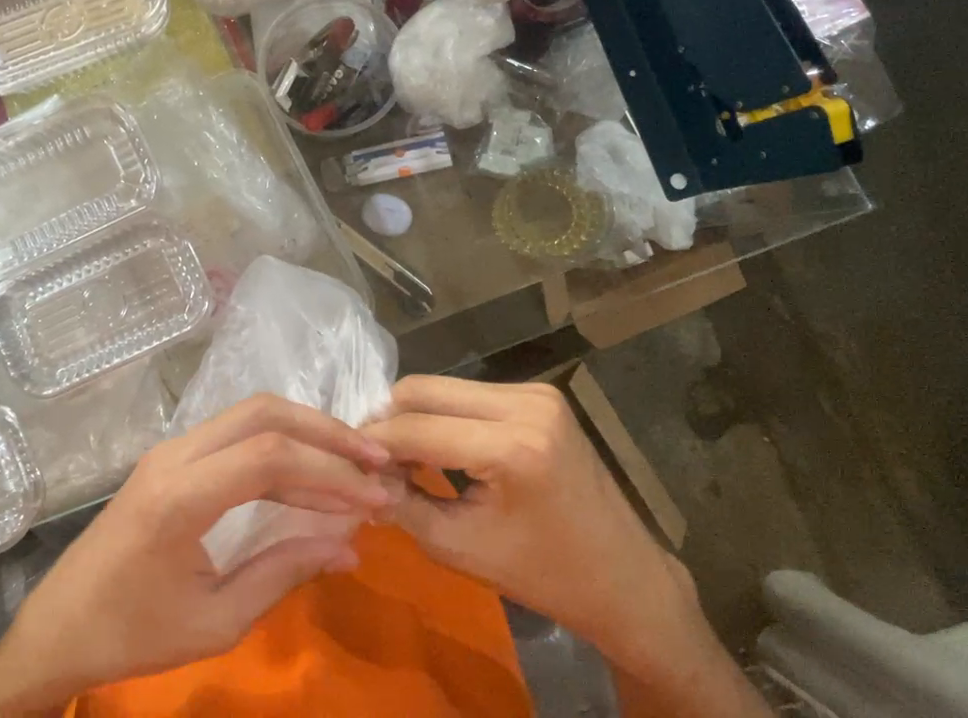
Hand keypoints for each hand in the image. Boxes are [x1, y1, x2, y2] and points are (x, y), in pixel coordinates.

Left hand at [0, 395, 392, 714]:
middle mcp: (173, 456)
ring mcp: (167, 453)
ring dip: (303, 436)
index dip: (331, 472)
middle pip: (260, 414)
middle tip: (376, 460)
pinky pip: (231, 439)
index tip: (377, 496)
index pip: (269, 456)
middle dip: (324, 432)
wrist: (60, 626)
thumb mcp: (216, 620)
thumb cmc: (133, 631)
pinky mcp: (167, 462)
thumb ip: (282, 573)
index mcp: (179, 494)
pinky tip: (308, 483)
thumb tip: (350, 546)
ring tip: (355, 470)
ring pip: (246, 418)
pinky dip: (276, 450)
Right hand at [362, 375, 700, 671]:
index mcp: (513, 447)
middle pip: (424, 390)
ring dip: (412, 417)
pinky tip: (432, 448)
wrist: (624, 578)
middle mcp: (526, 405)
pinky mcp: (540, 396)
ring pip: (443, 388)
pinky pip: (468, 395)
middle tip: (367, 456)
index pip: (415, 428)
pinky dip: (440, 416)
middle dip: (387, 420)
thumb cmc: (542, 574)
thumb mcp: (458, 548)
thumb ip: (401, 503)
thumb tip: (358, 473)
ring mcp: (537, 394)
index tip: (343, 460)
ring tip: (397, 456)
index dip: (373, 443)